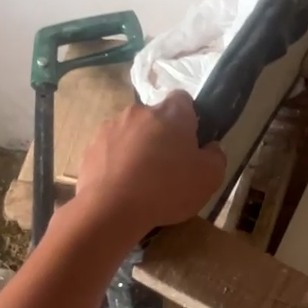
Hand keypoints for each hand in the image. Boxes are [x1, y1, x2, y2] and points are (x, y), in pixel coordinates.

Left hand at [73, 91, 226, 237]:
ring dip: (138, 149)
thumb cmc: (167, 189)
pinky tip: (122, 186)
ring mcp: (111, 127)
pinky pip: (111, 150)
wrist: (112, 209)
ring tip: (141, 180)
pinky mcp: (91, 146)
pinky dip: (117, 162)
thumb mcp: (209, 178)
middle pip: (155, 118)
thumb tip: (210, 147)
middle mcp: (139, 112)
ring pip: (131, 133)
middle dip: (161, 136)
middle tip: (168, 166)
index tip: (190, 142)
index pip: (183, 99)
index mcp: (171, 113)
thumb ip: (216, 156)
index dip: (188, 118)